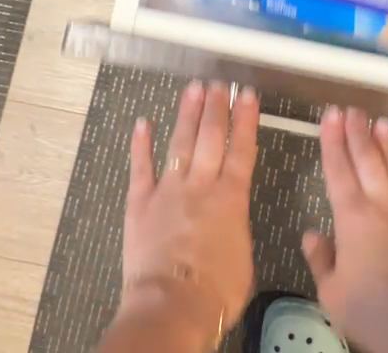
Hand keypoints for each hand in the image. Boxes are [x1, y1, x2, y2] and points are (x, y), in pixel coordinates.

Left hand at [97, 80, 259, 352]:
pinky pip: (141, 167)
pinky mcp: (140, 203)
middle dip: (217, 107)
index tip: (247, 95)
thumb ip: (236, 227)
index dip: (245, 119)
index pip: (242, 149)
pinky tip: (142, 123)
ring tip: (193, 89)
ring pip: (180, 142)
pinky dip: (140, 144)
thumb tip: (230, 218)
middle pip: (211, 137)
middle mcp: (201, 185)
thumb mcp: (244, 258)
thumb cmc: (216, 292)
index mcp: (231, 198)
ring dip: (187, 114)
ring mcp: (168, 190)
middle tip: (219, 84)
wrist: (173, 305)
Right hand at [303, 106, 387, 352]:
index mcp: (354, 219)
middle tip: (354, 109)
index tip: (331, 115)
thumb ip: (321, 259)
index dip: (333, 141)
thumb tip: (313, 234)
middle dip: (360, 134)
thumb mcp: (330, 292)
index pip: (339, 170)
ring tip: (386, 124)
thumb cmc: (370, 312)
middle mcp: (385, 210)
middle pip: (370, 163)